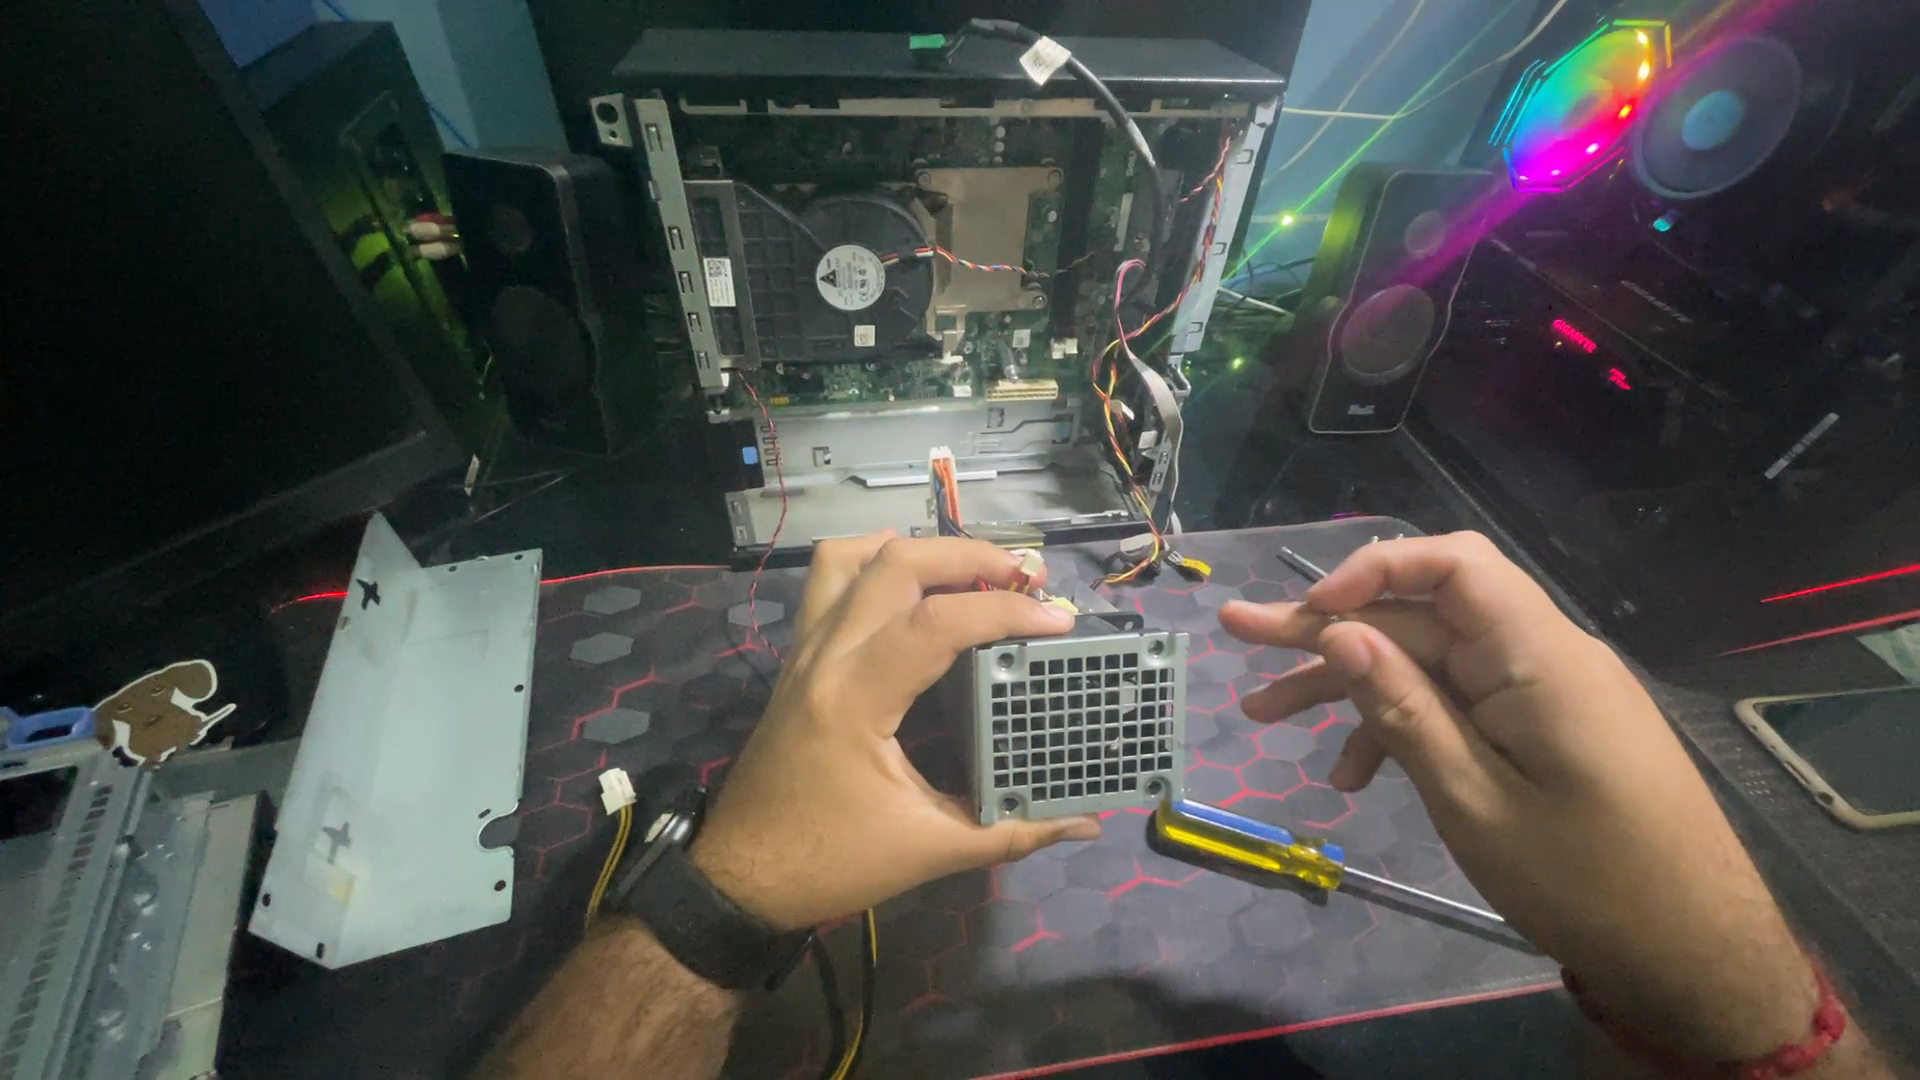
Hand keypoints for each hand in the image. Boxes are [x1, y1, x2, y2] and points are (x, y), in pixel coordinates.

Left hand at [690, 534, 1100, 931]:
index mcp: (856, 699)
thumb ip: (1012, 832)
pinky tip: (907, 576)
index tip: (1057, 621)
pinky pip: (828, 578)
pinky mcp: (799, 653)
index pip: (937, 623)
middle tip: (1023, 576)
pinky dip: (870, 558)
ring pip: (853, 557)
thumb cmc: (830, 862)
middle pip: (896, 565)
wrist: (740, 873)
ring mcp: (805, 648)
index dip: (1004, 612)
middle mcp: (825, 655)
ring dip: (918, 549)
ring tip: (968, 568)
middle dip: (969, 555)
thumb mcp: (928, 851)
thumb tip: (1086, 824)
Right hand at [1219, 533, 1818, 1060]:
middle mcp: (1533, 655)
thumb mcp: (1472, 799)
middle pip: (1414, 616)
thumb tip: (1338, 632)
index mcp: (1537, 658)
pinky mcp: (1525, 723)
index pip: (1453, 564)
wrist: (1694, 965)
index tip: (1310, 610)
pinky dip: (1392, 726)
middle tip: (1238, 631)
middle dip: (1322, 628)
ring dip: (1341, 684)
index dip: (1371, 570)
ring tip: (1262, 712)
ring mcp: (1528, 690)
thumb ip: (1402, 708)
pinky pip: (1446, 703)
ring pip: (1417, 661)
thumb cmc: (1586, 884)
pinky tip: (1348, 773)